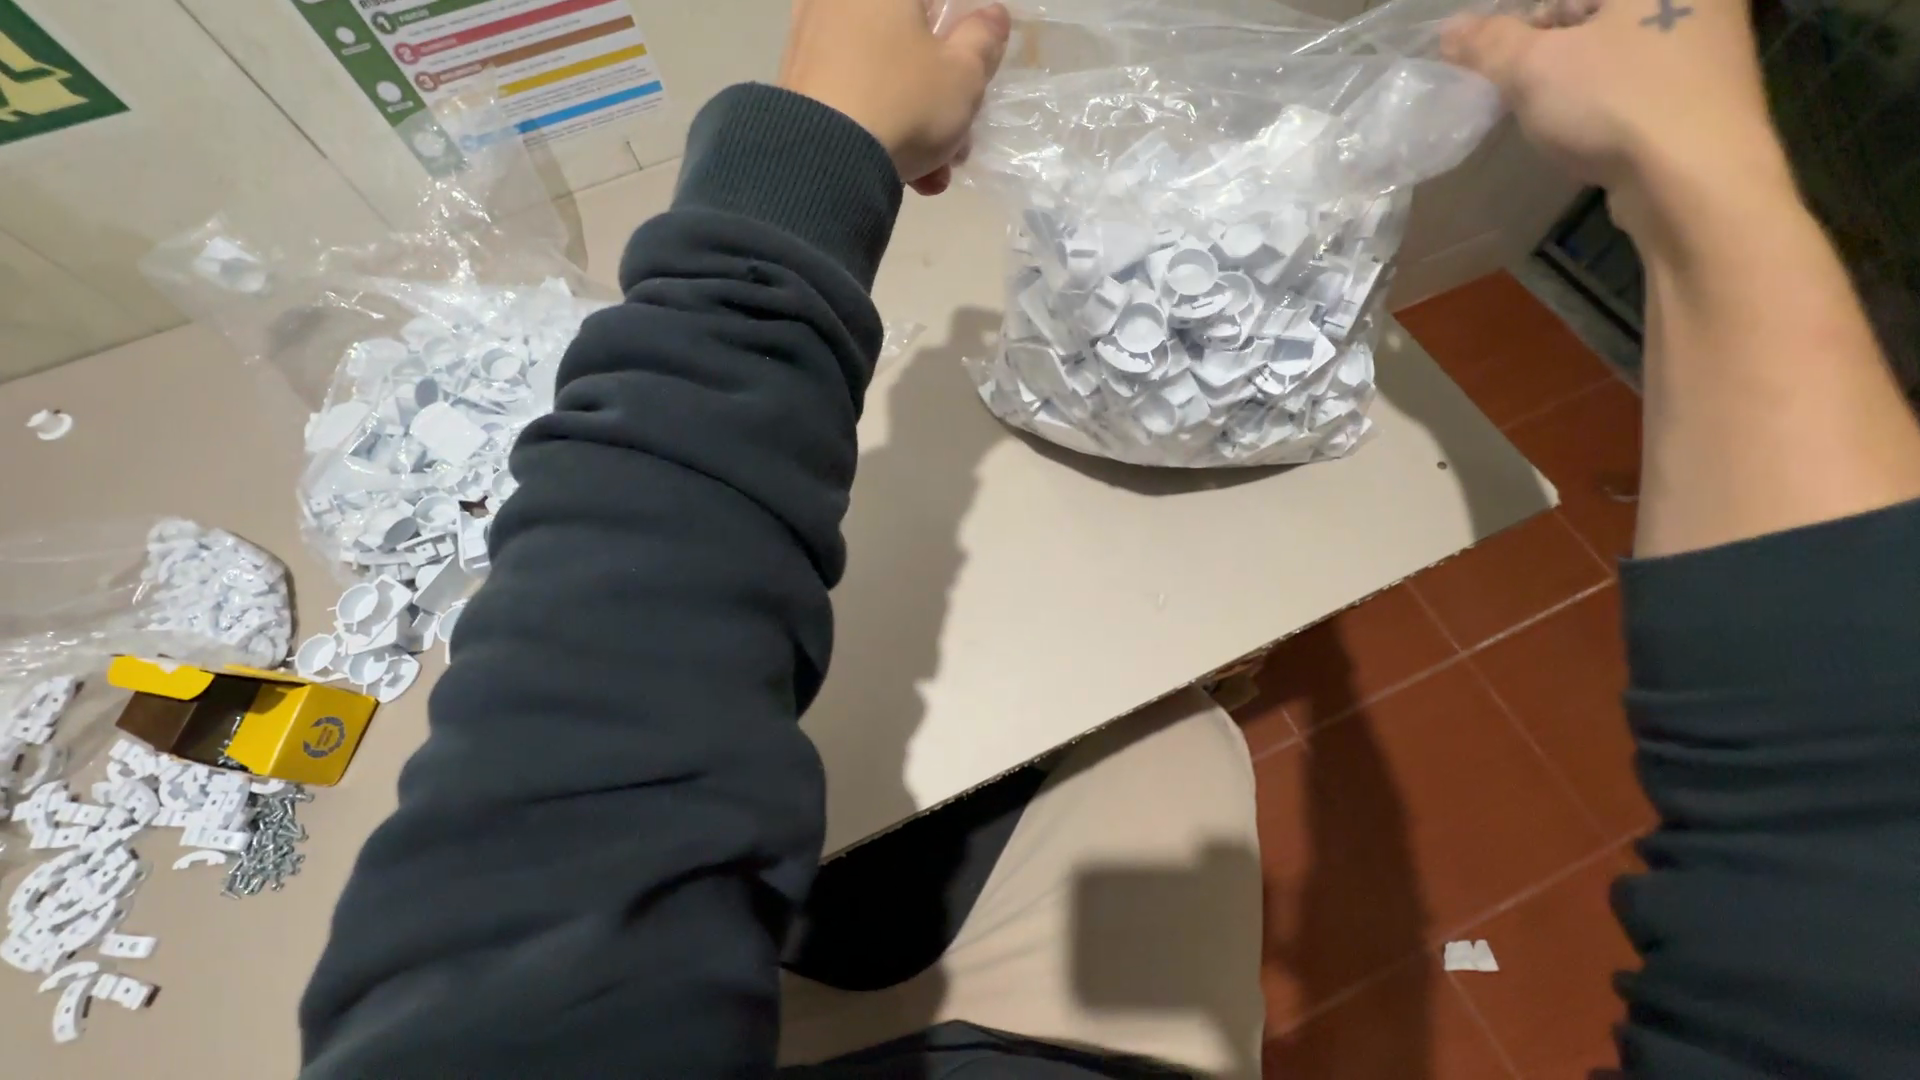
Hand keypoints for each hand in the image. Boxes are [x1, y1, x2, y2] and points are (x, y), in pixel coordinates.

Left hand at [780, 0, 1010, 195]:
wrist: (822, 158)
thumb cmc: (905, 101)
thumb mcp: (963, 75)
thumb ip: (982, 41)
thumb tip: (991, 17)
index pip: (937, 7)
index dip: (959, 40)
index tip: (970, 74)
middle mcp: (841, 1)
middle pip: (907, 42)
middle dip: (937, 95)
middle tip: (956, 139)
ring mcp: (812, 36)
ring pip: (882, 76)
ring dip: (914, 126)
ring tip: (931, 173)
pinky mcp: (796, 81)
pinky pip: (853, 97)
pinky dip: (880, 130)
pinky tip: (901, 174)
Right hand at [1442, 0, 1794, 237]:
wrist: (1693, 173)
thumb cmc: (1614, 101)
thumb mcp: (1534, 68)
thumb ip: (1490, 44)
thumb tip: (1450, 28)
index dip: (1521, 28)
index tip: (1498, 64)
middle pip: (1593, 14)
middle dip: (1548, 49)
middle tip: (1520, 90)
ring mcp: (1710, 34)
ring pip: (1615, 46)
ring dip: (1574, 76)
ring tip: (1550, 114)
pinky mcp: (1708, 81)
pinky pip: (1639, 74)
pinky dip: (1604, 95)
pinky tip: (1588, 128)